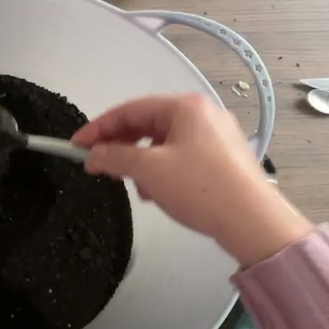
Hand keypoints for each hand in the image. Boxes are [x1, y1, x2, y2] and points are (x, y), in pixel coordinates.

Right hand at [72, 93, 311, 264]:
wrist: (252, 221)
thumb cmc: (200, 188)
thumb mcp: (148, 170)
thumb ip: (114, 156)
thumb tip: (92, 154)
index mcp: (185, 107)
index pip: (129, 110)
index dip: (98, 128)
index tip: (76, 145)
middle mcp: (202, 114)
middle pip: (145, 124)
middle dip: (118, 145)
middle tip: (95, 165)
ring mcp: (214, 135)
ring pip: (161, 141)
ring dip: (137, 160)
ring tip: (128, 182)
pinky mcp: (221, 157)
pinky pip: (178, 155)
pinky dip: (159, 169)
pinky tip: (153, 190)